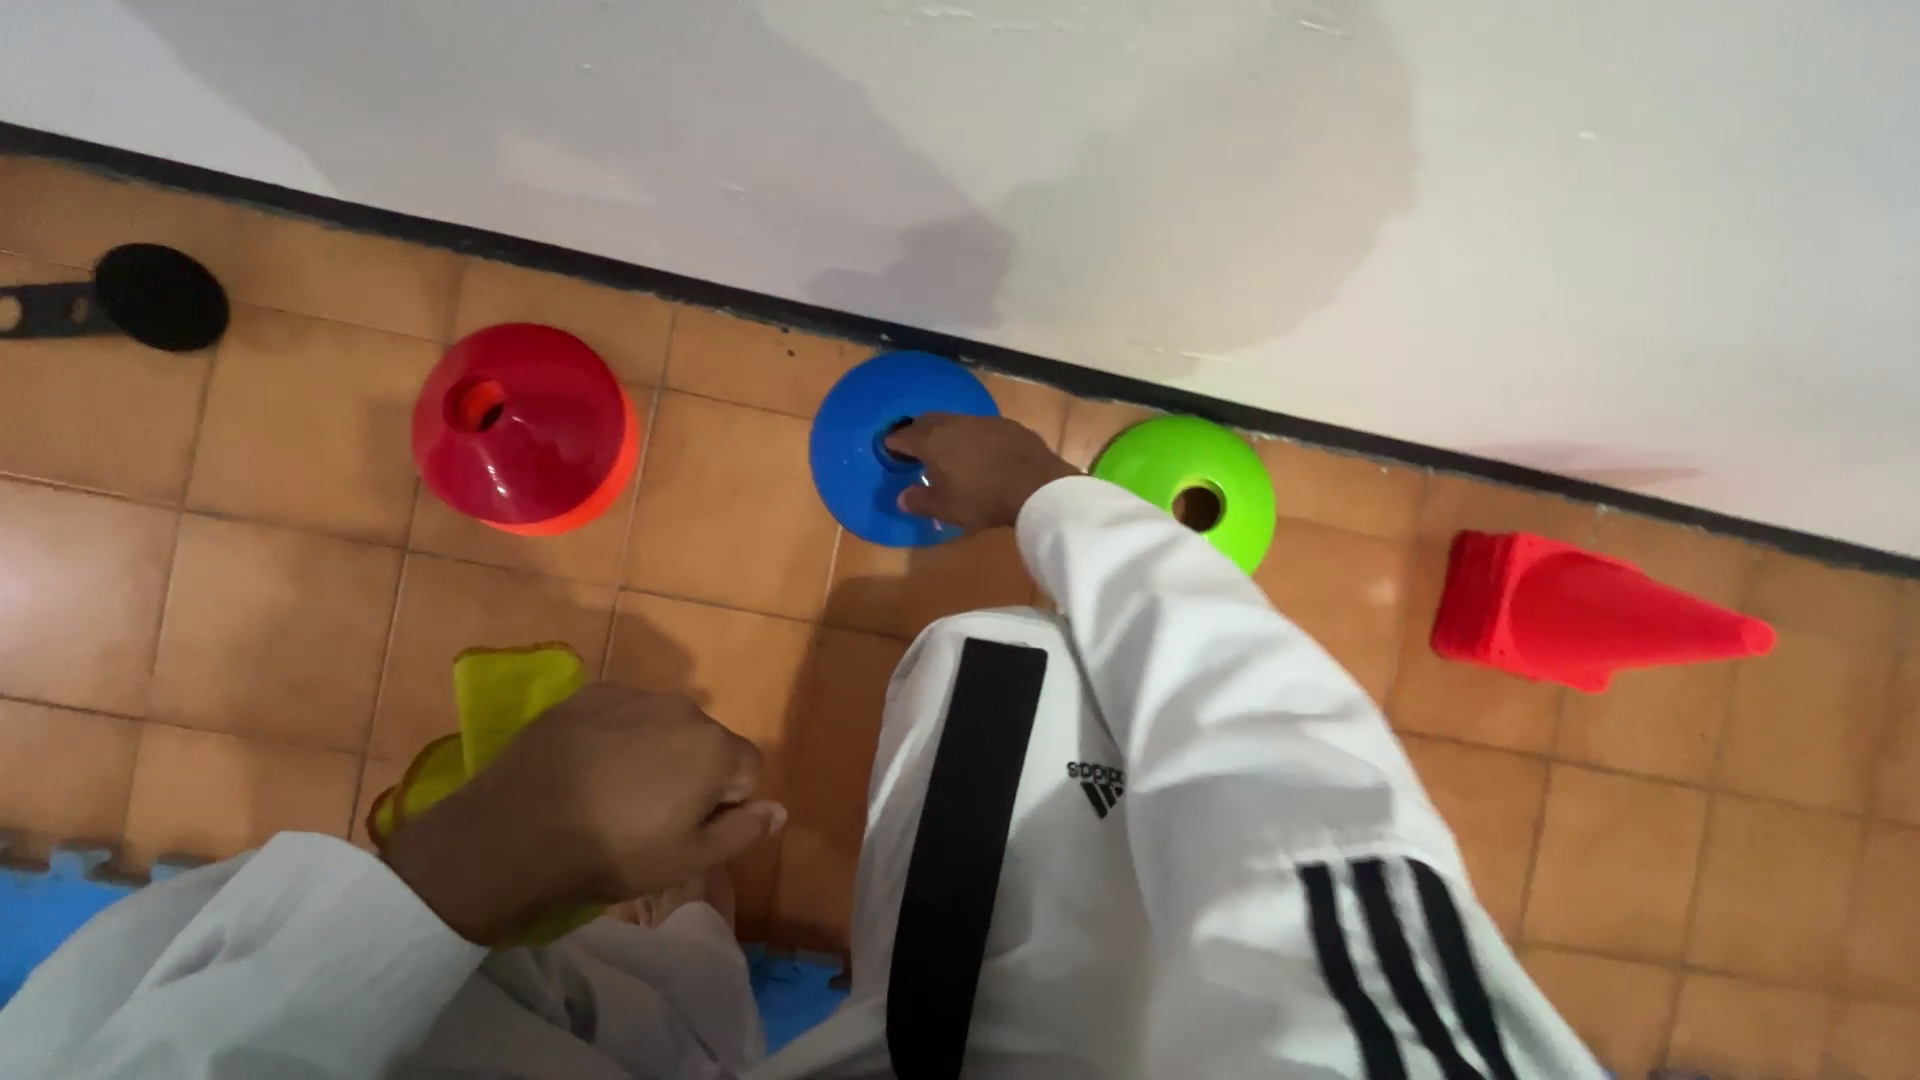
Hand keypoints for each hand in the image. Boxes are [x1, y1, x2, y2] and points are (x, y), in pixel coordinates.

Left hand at [385, 683, 782, 943]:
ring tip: (612, 791)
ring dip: (655, 752)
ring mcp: (634, 696)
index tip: (684, 829)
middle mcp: (684, 709)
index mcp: (715, 748)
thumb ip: (743, 831)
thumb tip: (780, 808)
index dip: (722, 805)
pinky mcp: (591, 694)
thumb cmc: (611, 853)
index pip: (747, 770)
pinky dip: (617, 735)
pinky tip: (587, 768)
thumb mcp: (686, 861)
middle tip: (648, 814)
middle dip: (691, 773)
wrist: (511, 834)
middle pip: (707, 744)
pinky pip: (624, 713)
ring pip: (665, 726)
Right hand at [884, 412, 1079, 530]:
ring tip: (949, 448)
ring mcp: (983, 420)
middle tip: (916, 445)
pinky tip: (981, 451)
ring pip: (956, 421)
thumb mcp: (946, 508)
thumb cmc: (982, 498)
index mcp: (932, 441)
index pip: (904, 436)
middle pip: (928, 421)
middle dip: (918, 431)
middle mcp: (954, 423)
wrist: (1036, 485)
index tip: (890, 448)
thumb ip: (920, 501)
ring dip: (948, 432)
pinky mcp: (1008, 425)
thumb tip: (901, 498)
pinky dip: (974, 436)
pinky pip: (981, 427)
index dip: (894, 443)